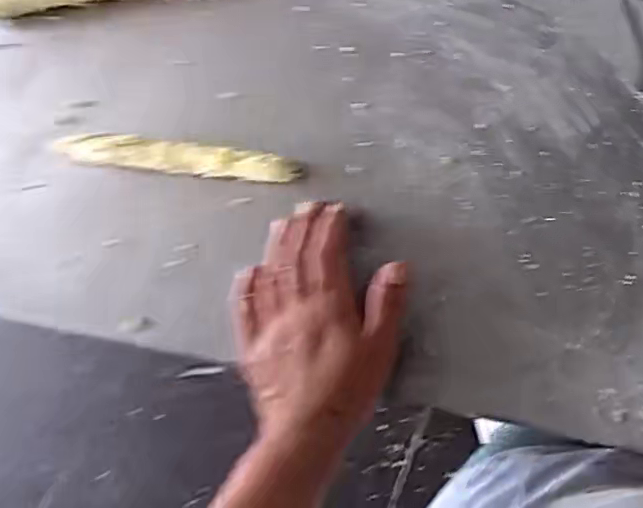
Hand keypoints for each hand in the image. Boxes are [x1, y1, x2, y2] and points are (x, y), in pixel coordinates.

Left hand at [233, 202, 409, 444]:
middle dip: (303, 227)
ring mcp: (271, 327)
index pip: (326, 254)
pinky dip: (247, 287)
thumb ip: (387, 304)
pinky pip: (247, 311)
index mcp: (328, 305)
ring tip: (283, 223)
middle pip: (296, 258)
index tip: (336, 209)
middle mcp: (296, 309)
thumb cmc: (346, 391)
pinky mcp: (254, 349)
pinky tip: (249, 271)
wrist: (304, 436)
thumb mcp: (380, 347)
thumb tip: (395, 266)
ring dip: (278, 245)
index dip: (330, 227)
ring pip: (272, 276)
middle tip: (309, 206)